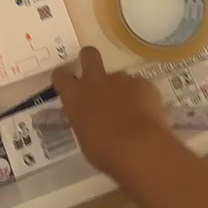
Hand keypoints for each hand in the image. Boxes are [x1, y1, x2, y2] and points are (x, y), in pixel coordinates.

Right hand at [52, 46, 173, 180]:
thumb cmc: (106, 152)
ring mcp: (120, 79)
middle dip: (89, 59)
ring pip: (118, 76)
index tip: (66, 83)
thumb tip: (87, 119)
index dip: (63, 77)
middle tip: (94, 73)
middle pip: (89, 55)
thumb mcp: (84, 138)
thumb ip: (84, 121)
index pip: (61, 76)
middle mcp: (95, 81)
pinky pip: (139, 86)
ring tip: (130, 109)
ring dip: (120, 88)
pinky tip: (147, 114)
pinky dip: (141, 96)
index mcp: (75, 95)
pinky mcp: (143, 84)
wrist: (141, 149)